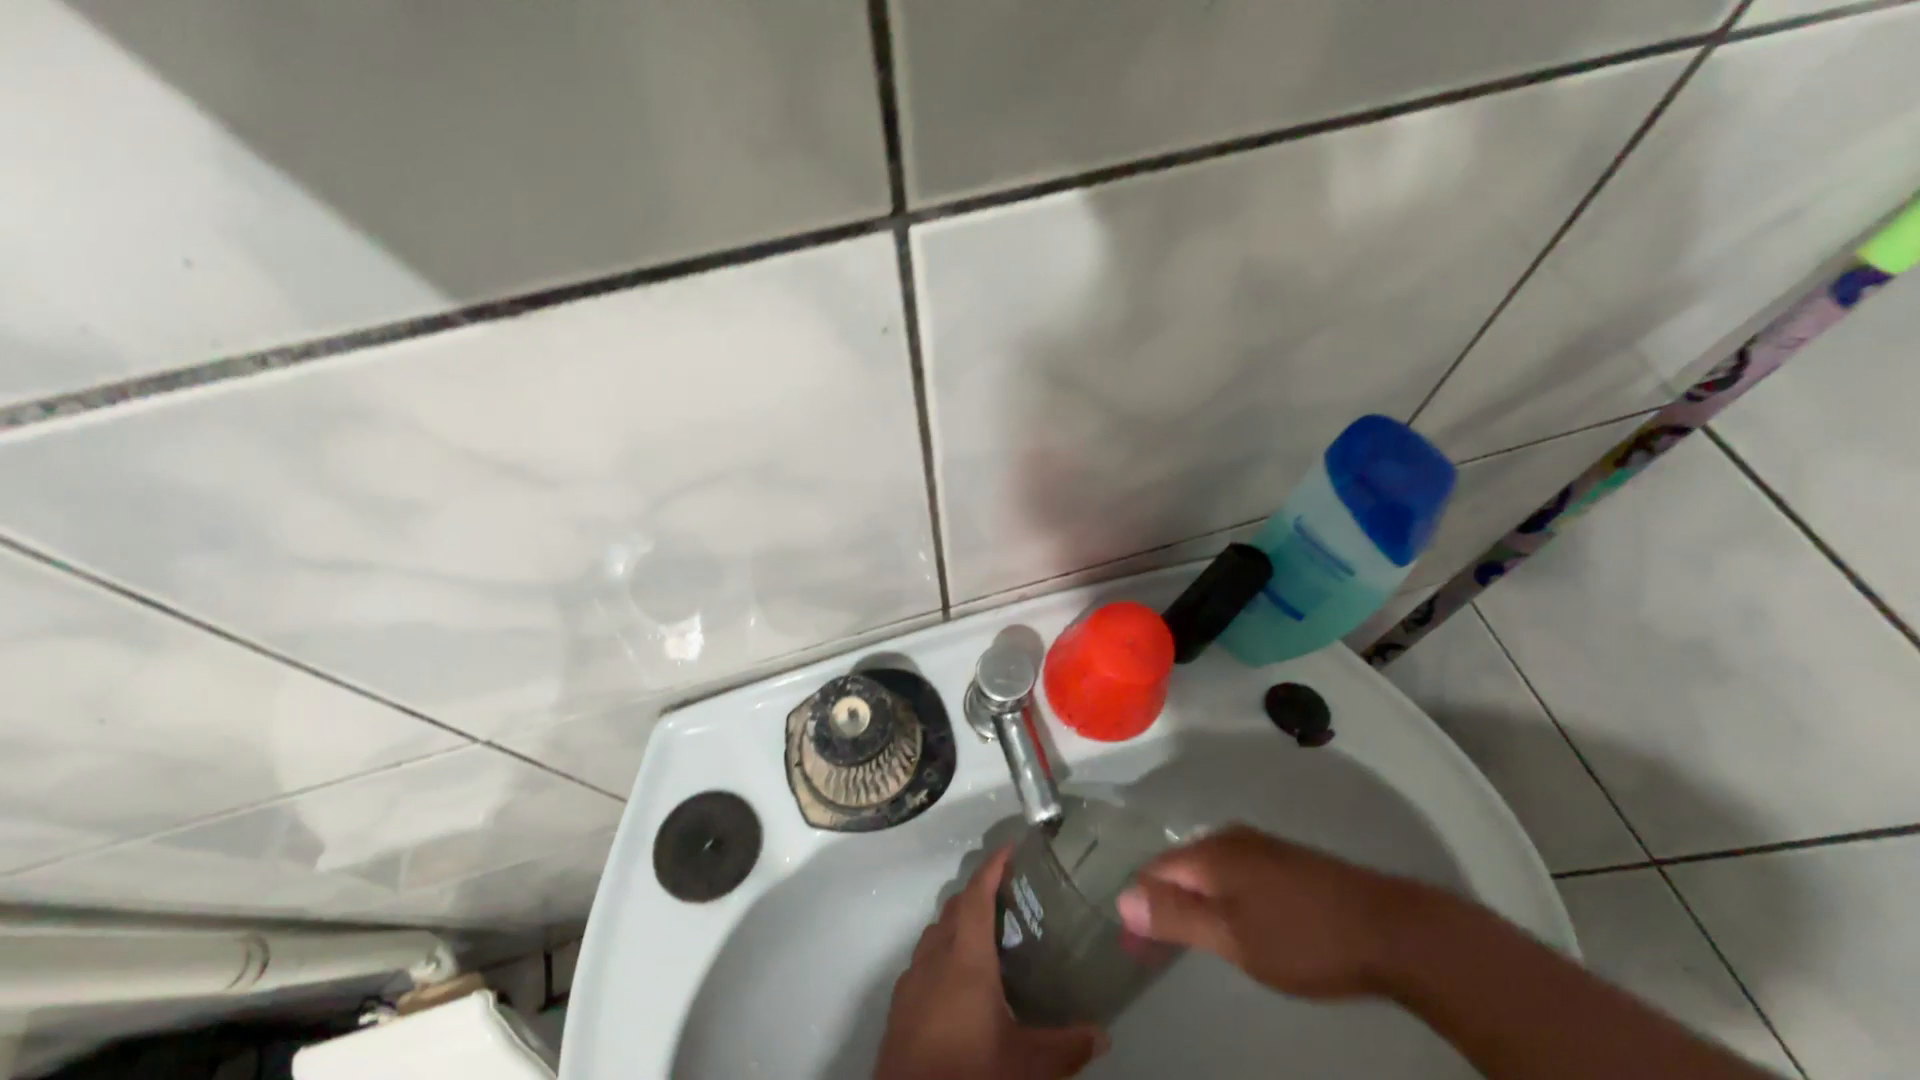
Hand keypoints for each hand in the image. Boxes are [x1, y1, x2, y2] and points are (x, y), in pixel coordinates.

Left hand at [874, 848, 1107, 1079]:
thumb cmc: (968, 1072)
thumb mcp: (1026, 1065)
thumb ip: (1067, 1045)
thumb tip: (1103, 1034)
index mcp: (964, 960)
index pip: (975, 897)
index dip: (991, 868)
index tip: (1010, 849)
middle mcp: (933, 959)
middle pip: (953, 909)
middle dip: (978, 892)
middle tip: (1011, 893)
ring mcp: (911, 981)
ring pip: (935, 935)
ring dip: (959, 923)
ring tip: (990, 935)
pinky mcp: (900, 1006)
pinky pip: (923, 962)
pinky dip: (944, 953)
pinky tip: (962, 980)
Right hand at [1115, 826, 1435, 999]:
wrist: (1394, 932)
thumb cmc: (1305, 937)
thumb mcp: (1232, 935)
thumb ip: (1176, 916)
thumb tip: (1122, 897)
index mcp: (1211, 852)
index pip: (1153, 872)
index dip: (1137, 909)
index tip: (1135, 950)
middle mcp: (1232, 839)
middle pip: (1178, 869)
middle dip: (1163, 905)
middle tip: (1157, 952)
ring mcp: (1263, 849)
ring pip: (1208, 872)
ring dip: (1192, 904)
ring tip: (1191, 942)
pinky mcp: (1287, 864)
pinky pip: (1234, 877)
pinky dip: (1221, 901)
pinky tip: (1234, 925)